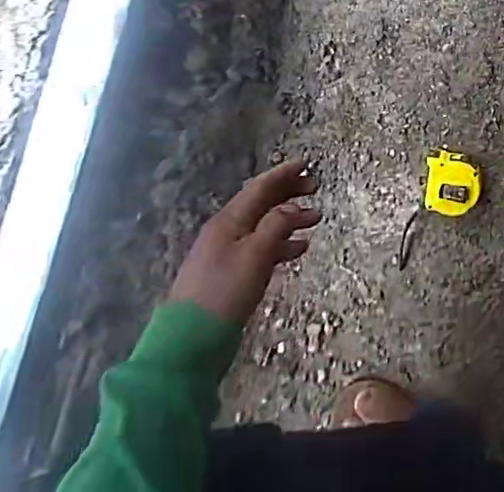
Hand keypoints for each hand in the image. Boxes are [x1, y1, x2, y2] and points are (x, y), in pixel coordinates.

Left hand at [168, 159, 320, 323]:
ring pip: (264, 225)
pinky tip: (298, 248)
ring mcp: (227, 252)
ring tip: (315, 219)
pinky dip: (281, 243)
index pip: (260, 188)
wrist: (189, 340)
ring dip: (289, 219)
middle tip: (314, 187)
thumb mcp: (255, 254)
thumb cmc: (225, 291)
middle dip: (288, 193)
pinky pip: (260, 247)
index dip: (283, 174)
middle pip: (261, 203)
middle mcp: (227, 230)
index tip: (306, 164)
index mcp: (229, 220)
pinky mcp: (230, 273)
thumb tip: (291, 206)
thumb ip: (276, 225)